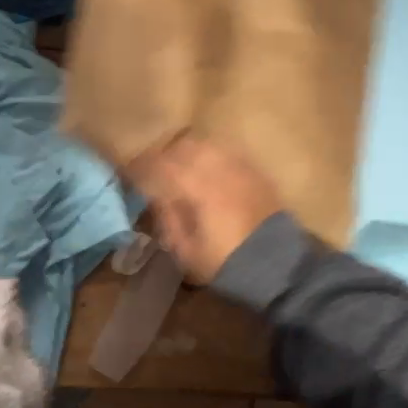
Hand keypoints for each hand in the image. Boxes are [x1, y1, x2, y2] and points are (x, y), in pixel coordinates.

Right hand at [128, 134, 281, 283]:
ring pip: (205, 143)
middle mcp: (217, 167)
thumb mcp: (188, 252)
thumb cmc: (227, 262)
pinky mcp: (254, 169)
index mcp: (197, 187)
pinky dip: (211, 154)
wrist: (278, 264)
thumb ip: (169, 221)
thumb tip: (157, 198)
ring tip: (180, 165)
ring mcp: (238, 165)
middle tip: (154, 167)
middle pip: (183, 146)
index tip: (129, 169)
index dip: (142, 165)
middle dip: (165, 153)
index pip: (161, 164)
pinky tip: (207, 168)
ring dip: (188, 150)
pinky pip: (226, 150)